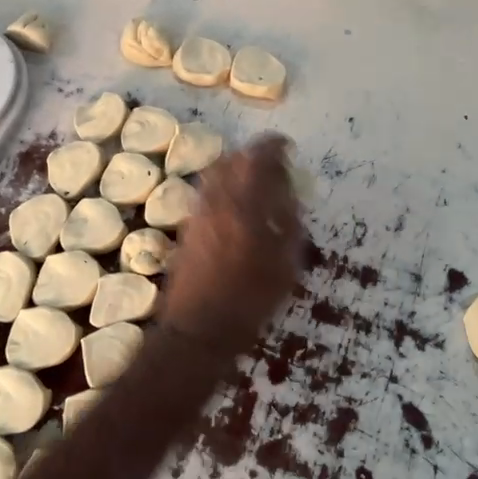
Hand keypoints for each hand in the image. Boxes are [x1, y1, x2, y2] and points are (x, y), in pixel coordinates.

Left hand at [159, 134, 306, 354]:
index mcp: (244, 205)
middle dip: (254, 154)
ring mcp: (198, 212)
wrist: (196, 332)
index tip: (287, 147)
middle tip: (272, 163)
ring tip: (254, 180)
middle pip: (233, 159)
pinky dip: (223, 186)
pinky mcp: (186, 226)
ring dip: (236, 167)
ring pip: (215, 172)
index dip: (274, 146)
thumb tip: (291, 199)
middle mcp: (217, 200)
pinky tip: (235, 204)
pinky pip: (207, 191)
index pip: (258, 158)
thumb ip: (290, 226)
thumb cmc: (248, 303)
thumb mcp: (284, 268)